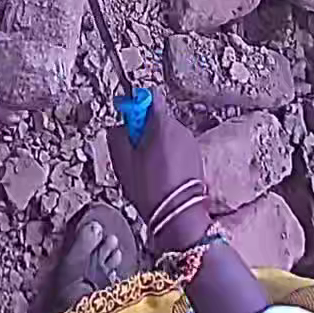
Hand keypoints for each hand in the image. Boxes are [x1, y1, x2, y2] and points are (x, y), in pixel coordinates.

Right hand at [106, 97, 212, 253]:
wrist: (178, 216)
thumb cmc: (150, 187)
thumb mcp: (122, 160)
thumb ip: (117, 134)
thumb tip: (118, 127)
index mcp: (161, 124)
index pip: (149, 96)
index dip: (135, 104)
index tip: (127, 117)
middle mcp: (180, 128)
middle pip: (157, 116)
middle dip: (144, 127)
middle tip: (133, 149)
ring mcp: (190, 143)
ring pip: (167, 133)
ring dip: (155, 142)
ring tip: (146, 166)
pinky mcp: (196, 157)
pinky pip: (177, 147)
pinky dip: (167, 154)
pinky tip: (159, 173)